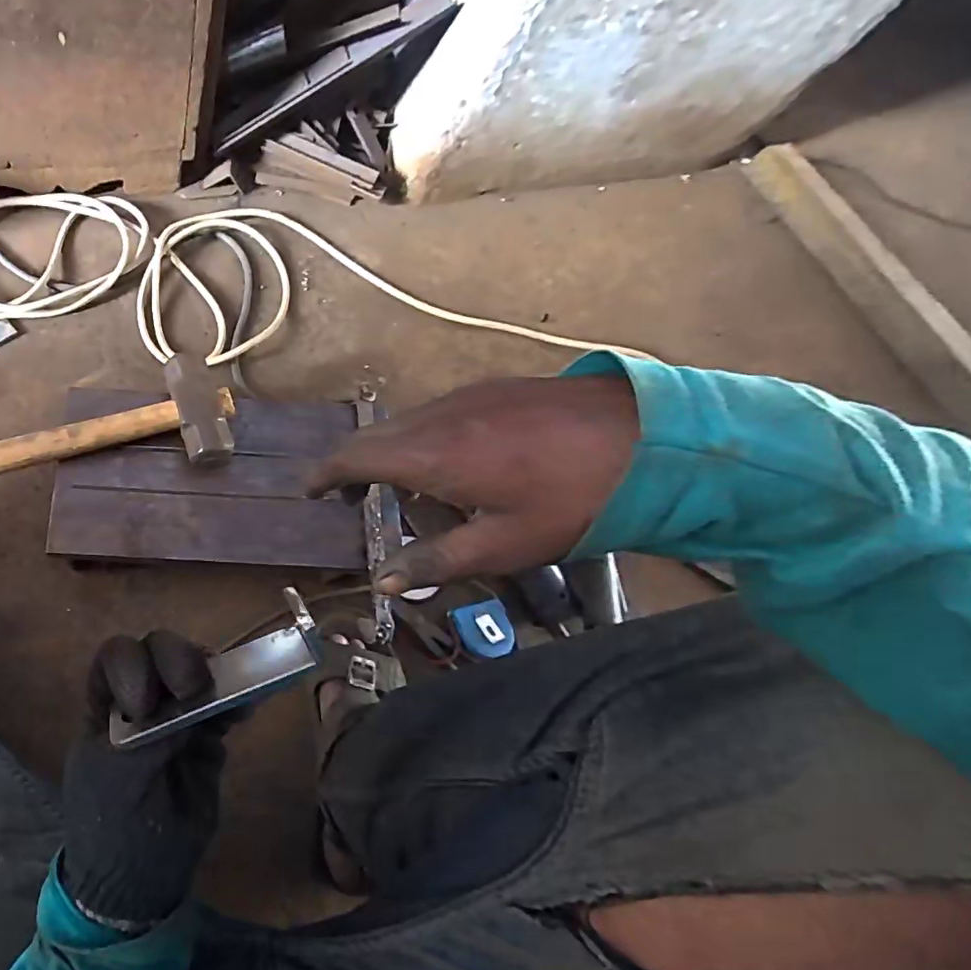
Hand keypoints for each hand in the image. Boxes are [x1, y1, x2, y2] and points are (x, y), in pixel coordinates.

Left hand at [57, 631, 235, 930]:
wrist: (138, 876)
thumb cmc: (109, 821)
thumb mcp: (116, 780)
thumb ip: (148, 740)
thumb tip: (188, 706)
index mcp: (105, 701)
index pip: (115, 659)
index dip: (130, 666)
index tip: (141, 704)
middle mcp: (140, 696)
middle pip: (157, 654)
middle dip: (176, 659)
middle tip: (192, 687)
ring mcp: (175, 715)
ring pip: (194, 674)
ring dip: (212, 674)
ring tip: (232, 688)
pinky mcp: (206, 740)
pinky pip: (224, 710)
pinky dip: (237, 701)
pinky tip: (247, 705)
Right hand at [306, 373, 638, 595]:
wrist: (661, 434)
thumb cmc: (577, 499)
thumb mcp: (507, 543)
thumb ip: (436, 560)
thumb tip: (381, 581)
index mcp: (427, 456)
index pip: (349, 458)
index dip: (322, 476)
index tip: (309, 492)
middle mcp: (433, 418)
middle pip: (370, 437)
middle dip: (351, 466)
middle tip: (353, 497)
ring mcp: (463, 397)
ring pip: (401, 423)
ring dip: (387, 451)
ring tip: (409, 487)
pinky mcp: (490, 388)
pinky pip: (434, 413)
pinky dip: (420, 437)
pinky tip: (457, 460)